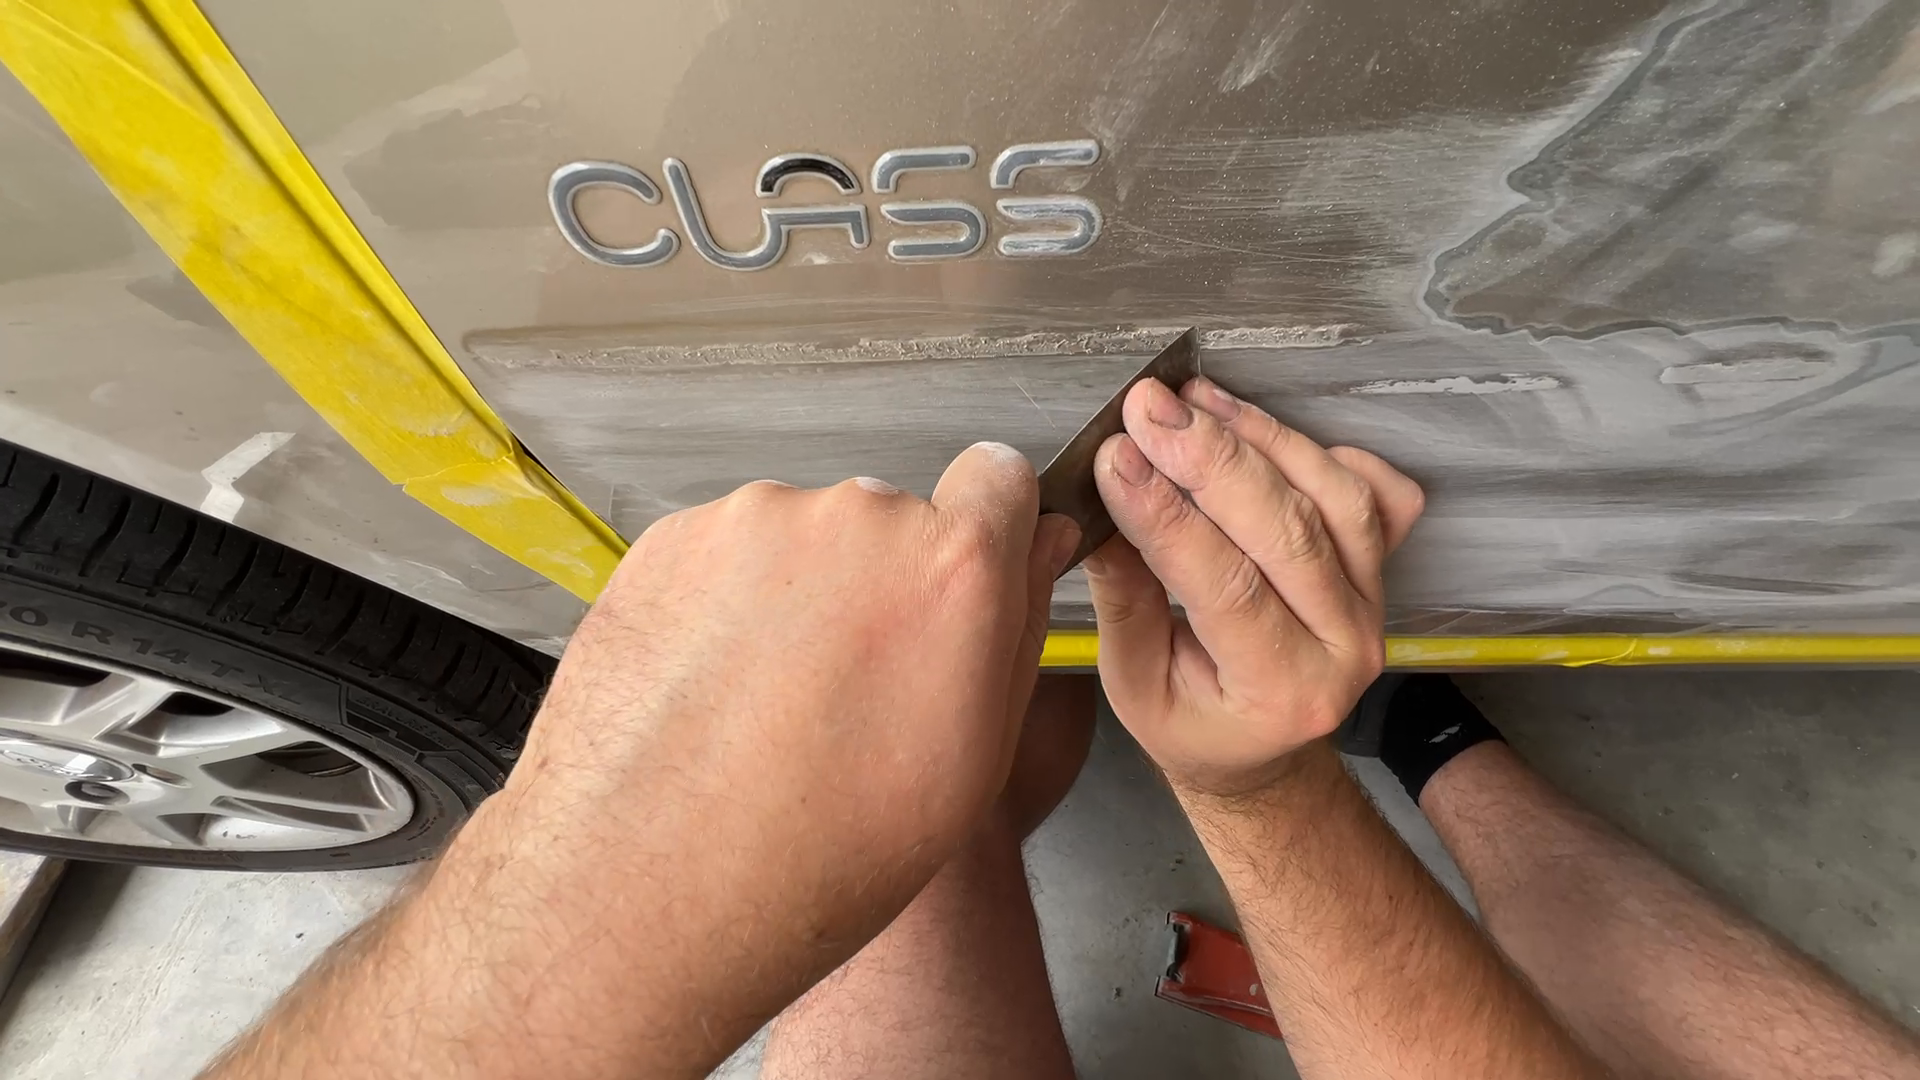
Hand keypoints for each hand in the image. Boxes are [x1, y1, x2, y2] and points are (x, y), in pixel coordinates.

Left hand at [473, 444, 1079, 1044]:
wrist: (648, 887)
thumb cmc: (821, 847)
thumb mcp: (976, 752)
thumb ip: (1019, 621)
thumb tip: (1037, 544)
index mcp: (952, 568)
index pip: (997, 475)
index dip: (991, 519)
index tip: (970, 557)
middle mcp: (860, 518)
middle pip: (899, 515)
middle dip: (891, 575)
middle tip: (855, 673)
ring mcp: (758, 519)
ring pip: (814, 534)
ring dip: (810, 587)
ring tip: (777, 689)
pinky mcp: (679, 535)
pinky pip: (737, 545)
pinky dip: (737, 594)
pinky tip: (724, 676)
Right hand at [1084, 376, 1422, 797]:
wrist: (1259, 751)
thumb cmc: (1189, 725)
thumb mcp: (1133, 684)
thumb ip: (1124, 601)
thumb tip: (1101, 512)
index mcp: (1281, 690)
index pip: (1223, 584)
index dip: (1165, 512)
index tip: (1114, 455)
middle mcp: (1345, 645)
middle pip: (1287, 529)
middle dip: (1210, 456)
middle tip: (1147, 406)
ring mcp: (1373, 603)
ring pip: (1335, 498)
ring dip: (1260, 437)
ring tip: (1192, 400)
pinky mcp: (1377, 571)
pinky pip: (1374, 494)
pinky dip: (1319, 450)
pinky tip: (1255, 426)